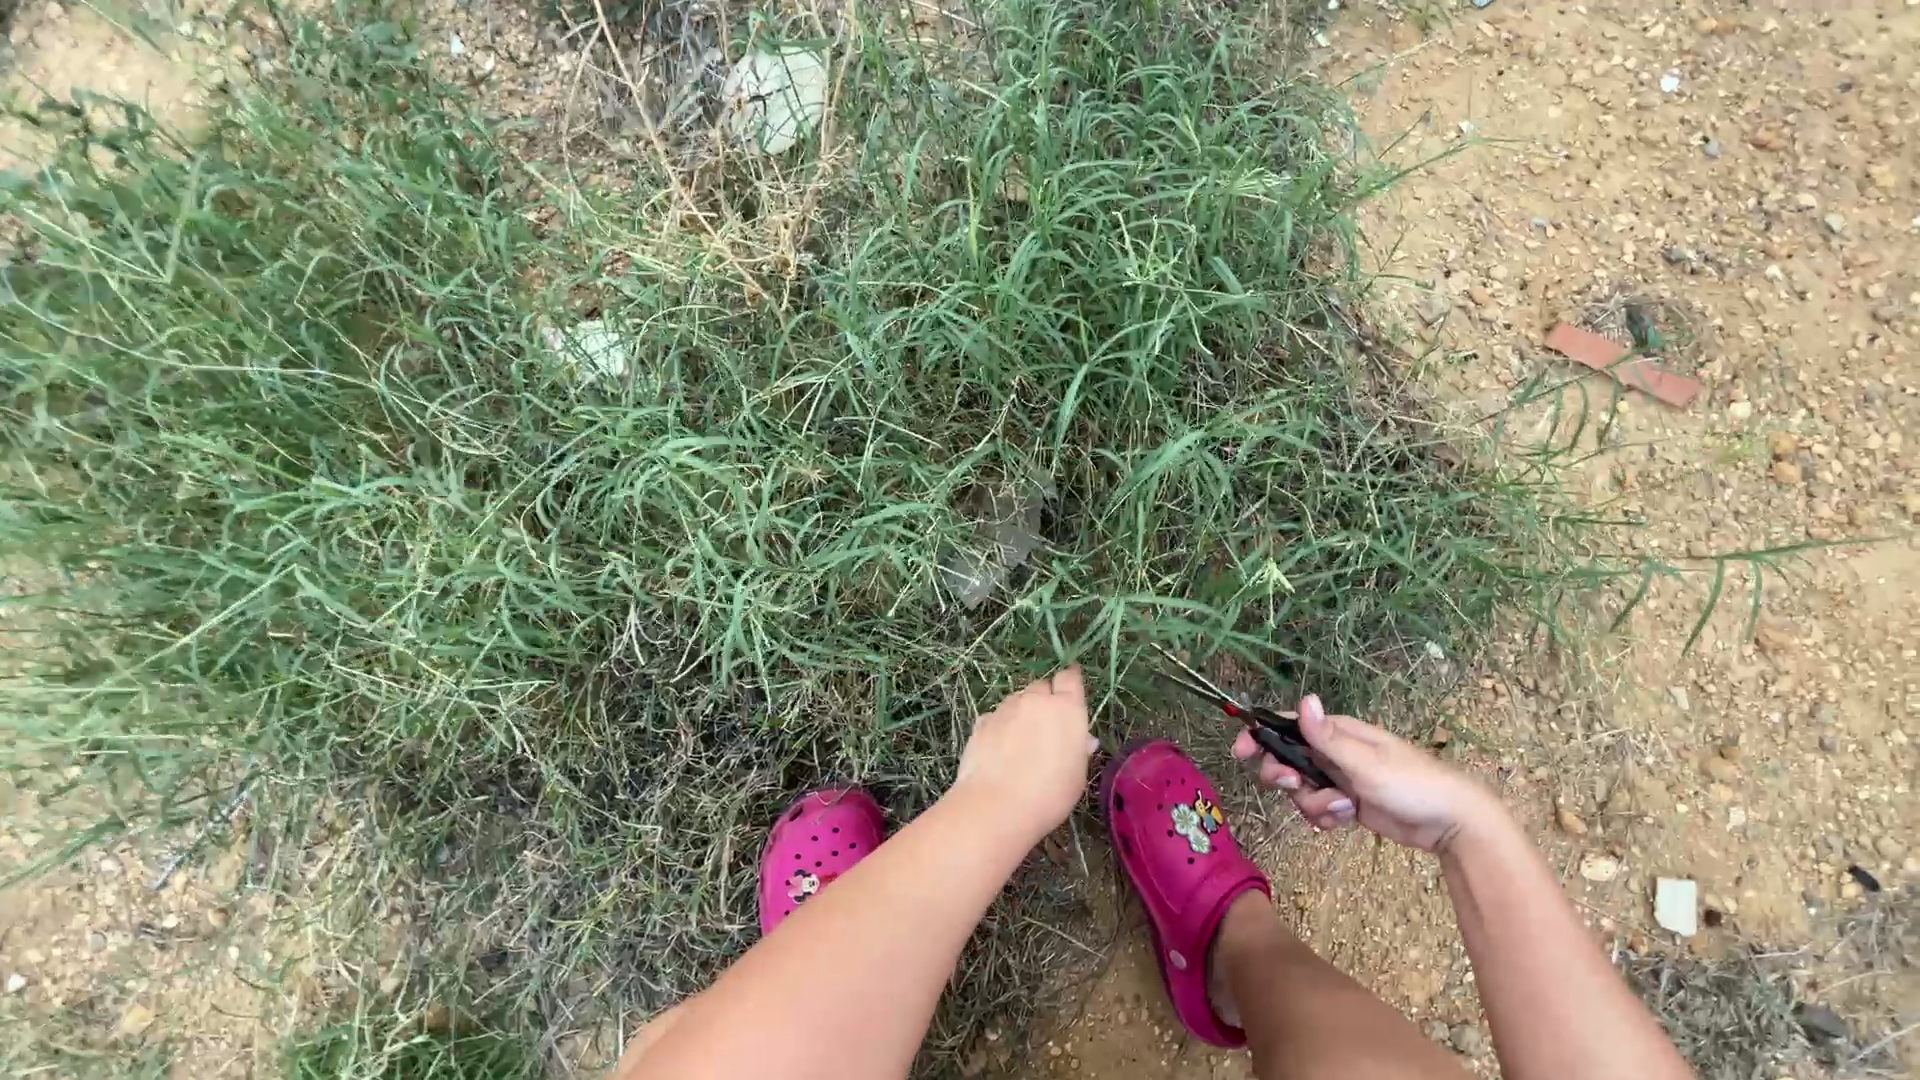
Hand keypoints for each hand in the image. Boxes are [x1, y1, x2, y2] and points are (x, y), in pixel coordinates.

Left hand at [953, 666, 1096, 835]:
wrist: (996, 805)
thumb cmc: (1049, 794)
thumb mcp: (1077, 776)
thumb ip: (1079, 750)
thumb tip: (1083, 739)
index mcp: (1066, 708)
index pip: (1069, 678)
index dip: (1069, 684)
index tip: (1069, 694)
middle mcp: (1035, 700)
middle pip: (1041, 688)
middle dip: (1045, 701)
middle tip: (1046, 728)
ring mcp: (1005, 709)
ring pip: (1017, 701)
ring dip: (1021, 713)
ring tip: (1021, 743)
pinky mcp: (981, 722)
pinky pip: (996, 717)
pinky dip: (1000, 726)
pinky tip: (999, 750)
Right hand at [1232, 694, 1498, 853]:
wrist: (1452, 825)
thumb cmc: (1412, 784)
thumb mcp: (1365, 762)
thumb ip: (1327, 737)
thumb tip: (1304, 699)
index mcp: (1337, 733)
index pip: (1287, 726)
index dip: (1260, 736)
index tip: (1241, 751)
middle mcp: (1334, 753)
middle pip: (1287, 759)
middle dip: (1285, 776)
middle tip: (1295, 786)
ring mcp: (1340, 779)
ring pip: (1301, 789)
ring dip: (1313, 803)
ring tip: (1341, 810)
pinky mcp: (1347, 804)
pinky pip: (1318, 809)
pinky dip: (1325, 817)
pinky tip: (1345, 821)